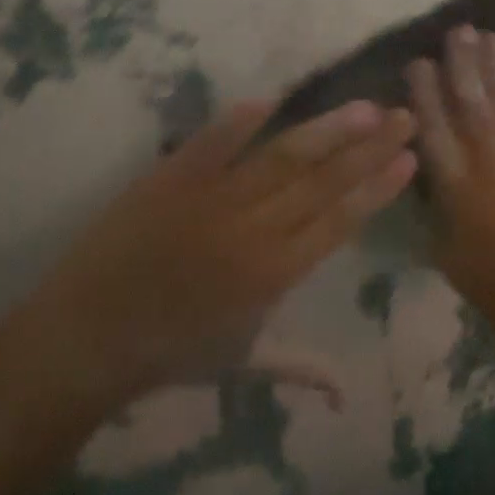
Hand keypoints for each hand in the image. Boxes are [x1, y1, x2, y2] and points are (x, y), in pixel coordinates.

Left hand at [46, 99, 416, 382]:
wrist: (86, 341)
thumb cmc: (170, 356)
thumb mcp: (242, 364)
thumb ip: (300, 369)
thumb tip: (345, 394)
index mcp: (275, 274)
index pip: (340, 221)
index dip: (377, 188)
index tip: (409, 159)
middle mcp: (253, 230)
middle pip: (323, 181)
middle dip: (369, 148)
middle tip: (404, 117)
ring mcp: (210, 201)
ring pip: (280, 158)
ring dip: (326, 131)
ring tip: (363, 108)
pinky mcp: (168, 180)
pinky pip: (210, 145)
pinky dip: (238, 122)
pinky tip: (272, 99)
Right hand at [406, 26, 494, 317]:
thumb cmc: (480, 273)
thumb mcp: (437, 242)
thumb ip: (429, 195)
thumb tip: (417, 153)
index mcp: (457, 191)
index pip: (437, 132)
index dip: (426, 94)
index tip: (417, 62)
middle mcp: (490, 169)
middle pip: (476, 108)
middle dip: (465, 67)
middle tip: (458, 31)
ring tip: (487, 35)